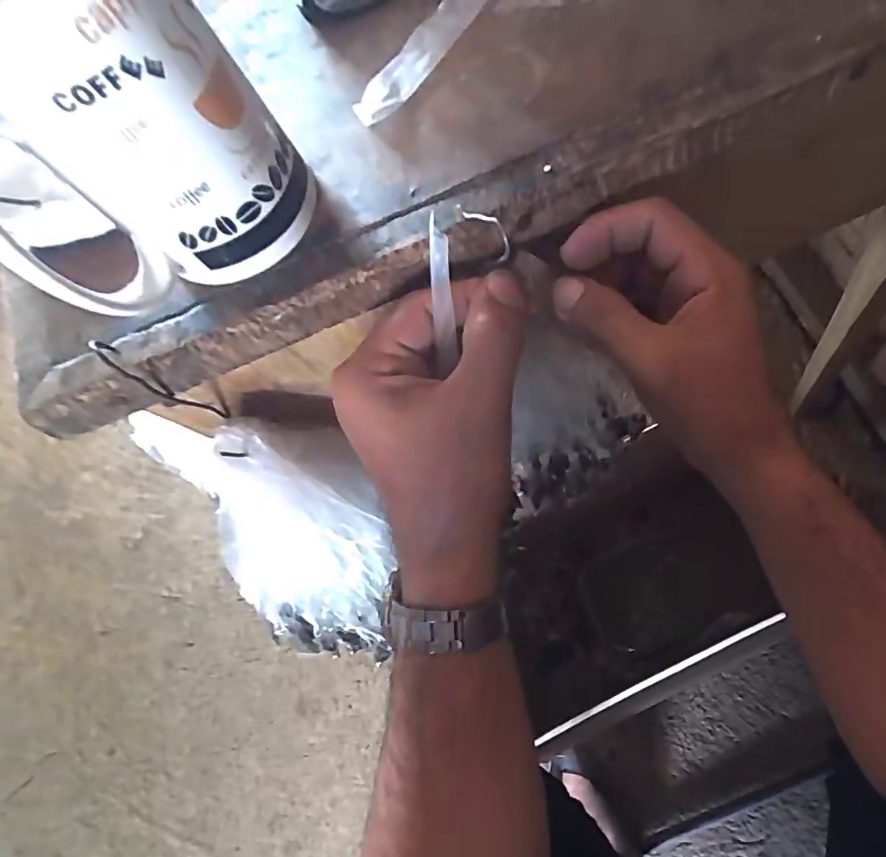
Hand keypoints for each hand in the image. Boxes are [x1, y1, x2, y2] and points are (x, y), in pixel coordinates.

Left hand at [332, 270, 528, 607]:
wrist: (453, 549)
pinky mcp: (405, 425)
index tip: (519, 294)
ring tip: (512, 356)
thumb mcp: (480, 399)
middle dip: (473, 326)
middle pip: (424, 331)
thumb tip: (509, 279)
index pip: (418, 308)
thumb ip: (494, 335)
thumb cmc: (458, 476)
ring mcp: (383, 407)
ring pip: (435, 357)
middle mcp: (363, 382)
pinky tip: (493, 386)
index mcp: (364, 371)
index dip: (469, 295)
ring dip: (474, 353)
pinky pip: (437, 384)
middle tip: (522, 325)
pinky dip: (468, 377)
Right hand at [551, 198, 800, 496]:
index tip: (566, 258)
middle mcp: (702, 276)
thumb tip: (559, 288)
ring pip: (640, 276)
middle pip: (644, 243)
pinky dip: (613, 313)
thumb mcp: (652, 361)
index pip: (653, 220)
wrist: (744, 453)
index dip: (605, 229)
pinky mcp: (681, 331)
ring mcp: (692, 304)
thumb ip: (605, 320)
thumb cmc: (708, 406)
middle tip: (562, 288)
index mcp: (708, 270)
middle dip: (601, 259)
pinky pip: (642, 307)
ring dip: (603, 287)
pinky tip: (584, 329)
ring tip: (567, 309)